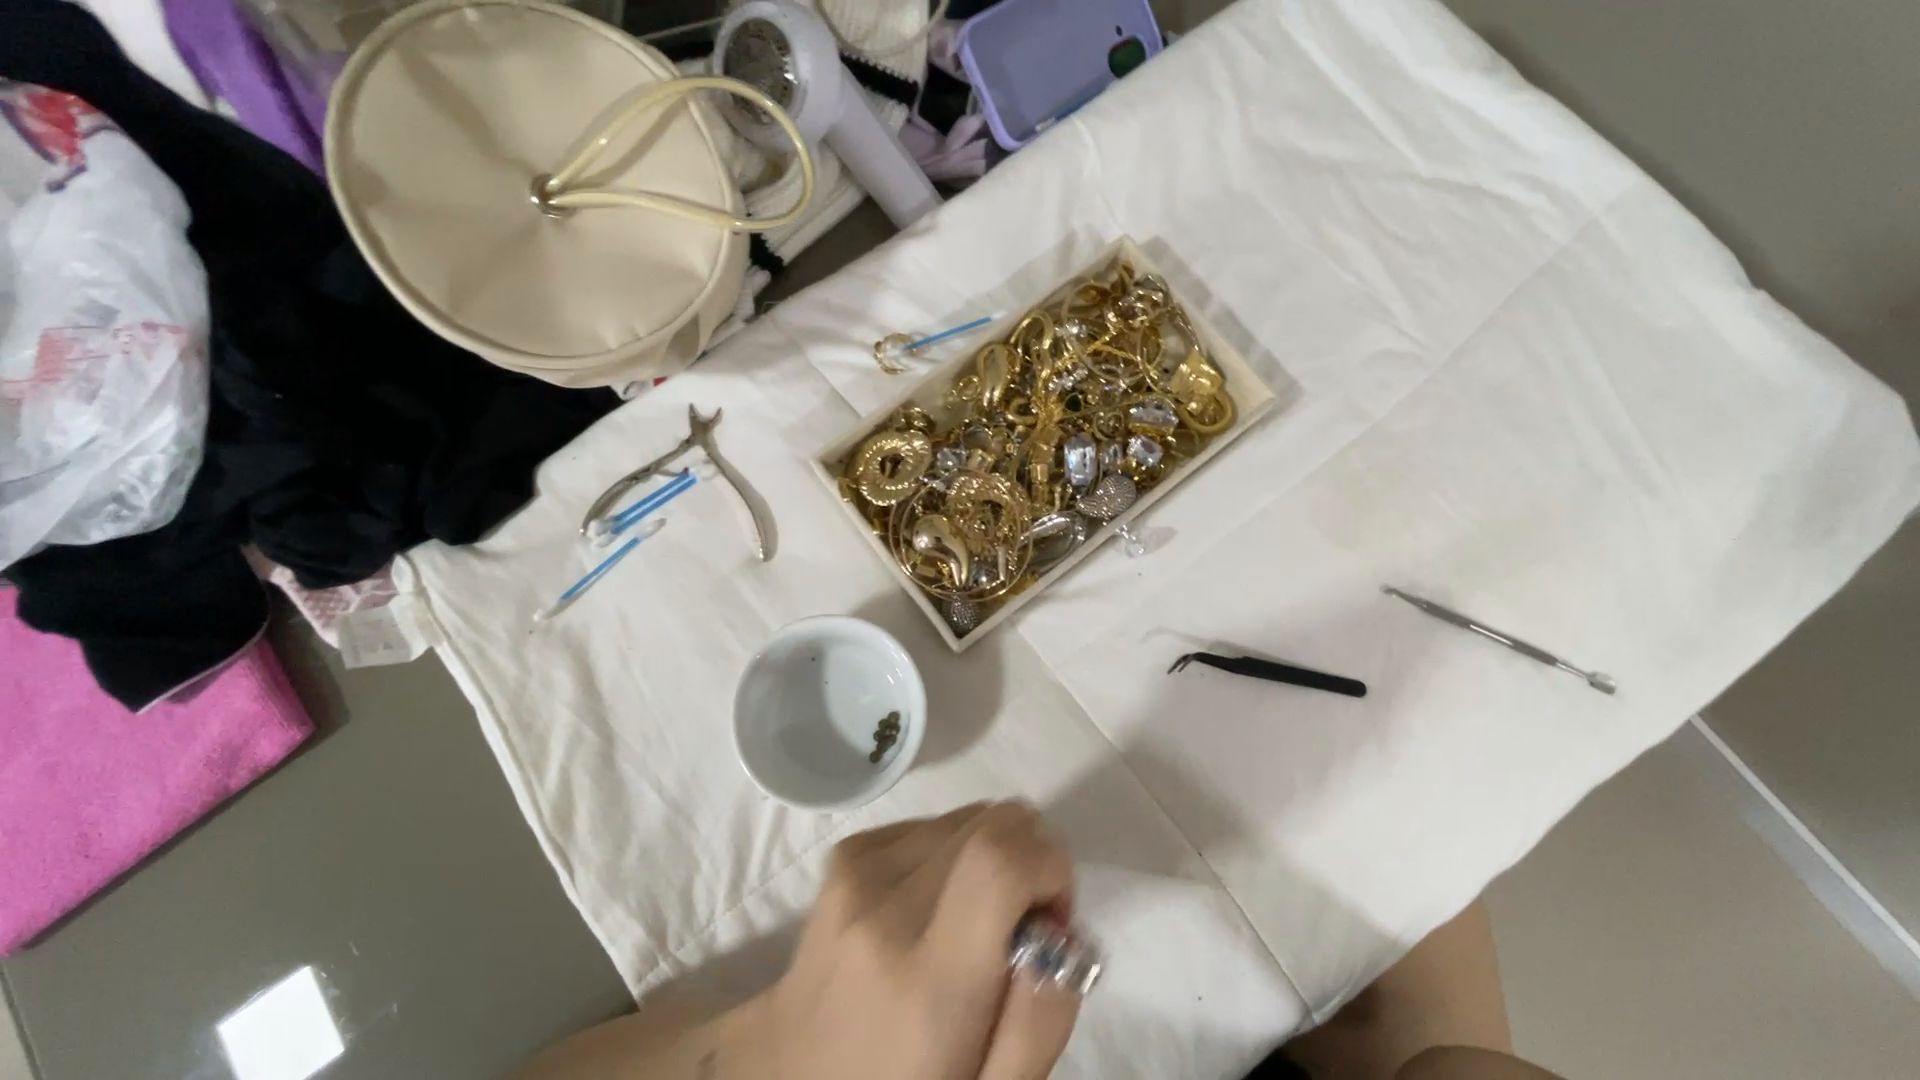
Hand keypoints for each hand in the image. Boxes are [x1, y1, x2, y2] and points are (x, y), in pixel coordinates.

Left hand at [761, 800, 1083, 1079]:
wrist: (795, 1069)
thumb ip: (1037, 1023)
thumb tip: (1061, 930)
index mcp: (927, 981)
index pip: (1000, 860)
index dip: (1050, 867)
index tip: (1054, 917)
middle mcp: (884, 908)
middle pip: (992, 824)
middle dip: (1030, 860)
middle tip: (1019, 927)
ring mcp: (856, 873)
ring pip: (966, 817)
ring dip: (991, 856)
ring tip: (971, 919)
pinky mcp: (846, 854)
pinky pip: (931, 822)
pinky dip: (952, 851)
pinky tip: (934, 902)